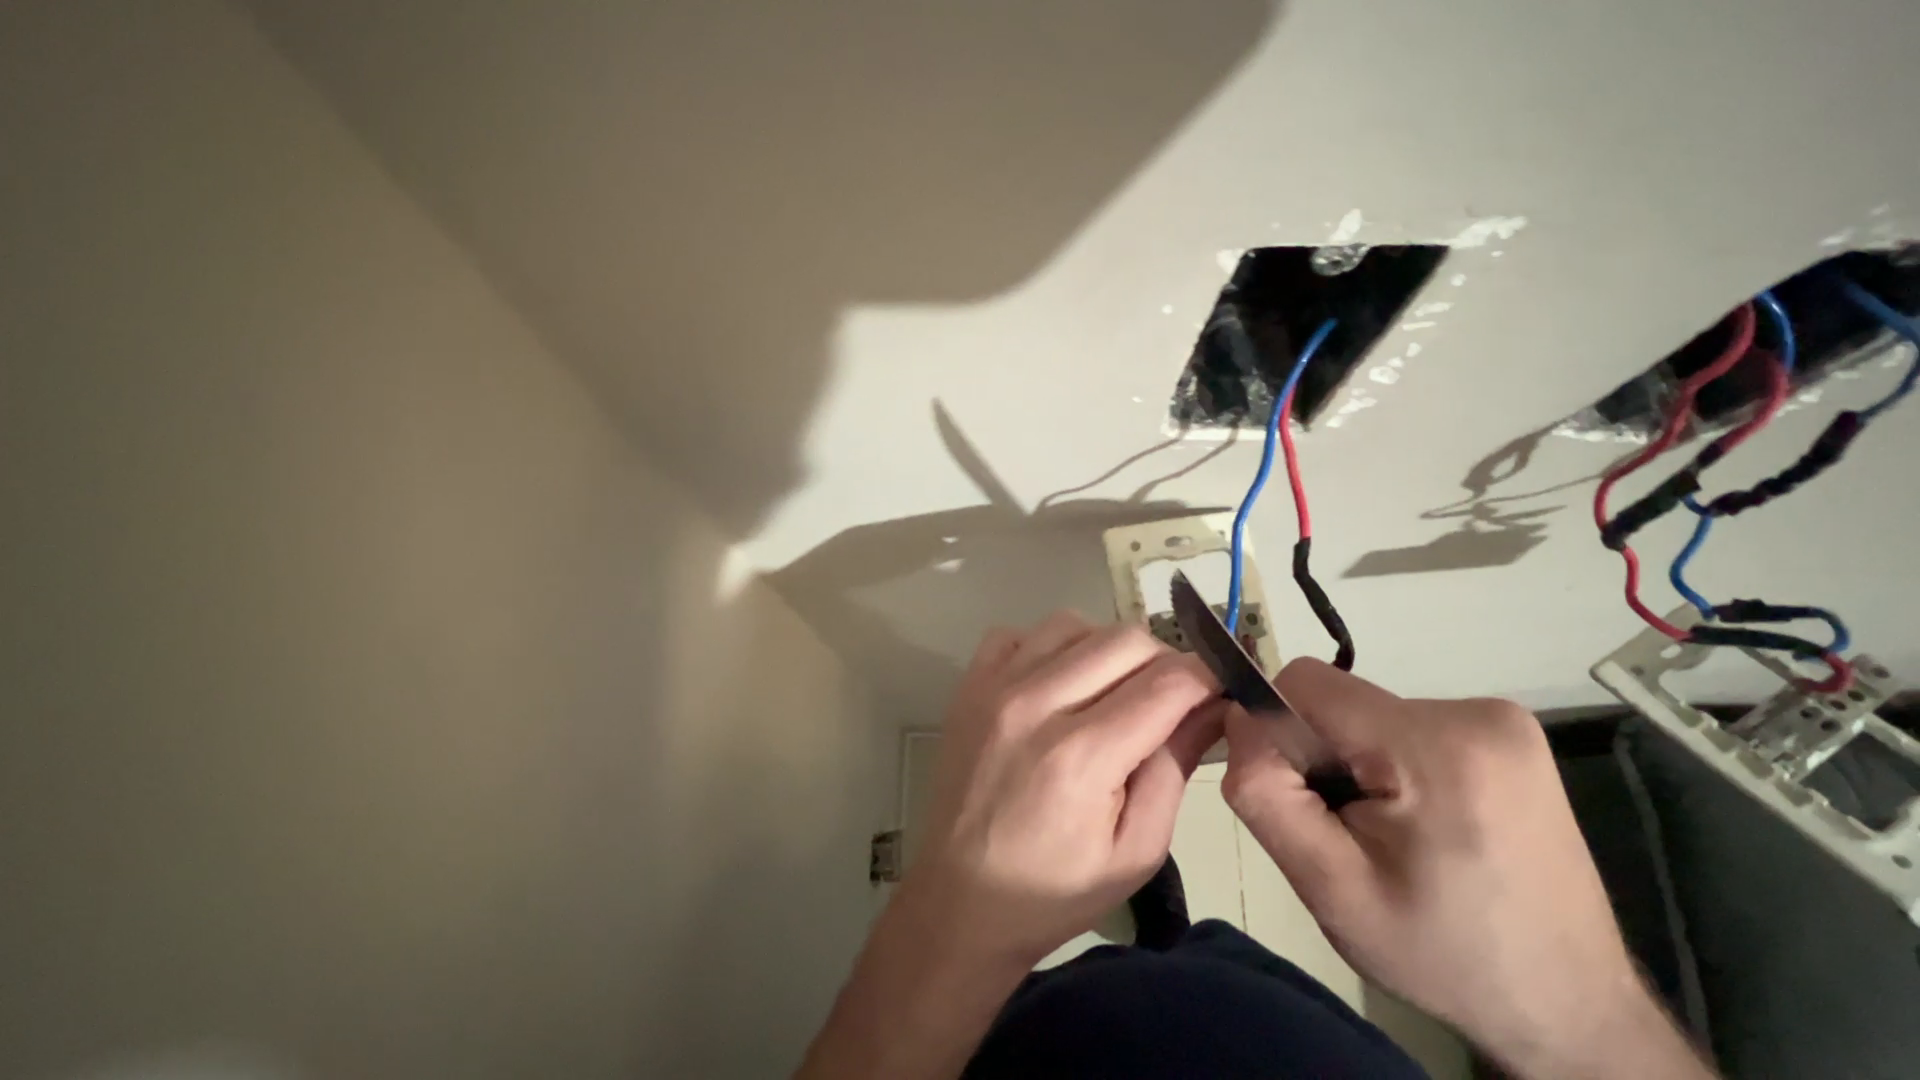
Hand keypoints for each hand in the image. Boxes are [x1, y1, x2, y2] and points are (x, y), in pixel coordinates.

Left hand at [908, 611, 1224, 966]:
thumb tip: (1213, 704)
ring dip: (1108, 650)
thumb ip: (1175, 768)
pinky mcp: (968, 685)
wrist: (961, 899)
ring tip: (1111, 694)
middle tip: (1169, 701)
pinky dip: (1051, 647)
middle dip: (1164, 662)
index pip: (1168, 682)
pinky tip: (1058, 686)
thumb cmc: (1056, 889)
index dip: (1207, 680)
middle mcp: (1035, 705)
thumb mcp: (1137, 850)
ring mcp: (994, 688)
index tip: (1219, 693)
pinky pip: (1021, 632)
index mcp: (1081, 757)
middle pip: (1126, 639)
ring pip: (1075, 623)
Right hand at [1222, 660, 1712, 1079]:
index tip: (1301, 799)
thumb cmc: (1440, 952)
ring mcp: (1504, 720)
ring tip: (1394, 838)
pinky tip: (1426, 826)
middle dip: (1323, 758)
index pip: (1305, 683)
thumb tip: (1238, 718)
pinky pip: (1410, 726)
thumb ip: (1266, 793)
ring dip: (1359, 765)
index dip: (1277, 730)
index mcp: (1437, 747)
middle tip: (1352, 836)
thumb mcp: (1329, 887)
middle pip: (1341, 702)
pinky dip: (1396, 766)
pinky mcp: (1512, 734)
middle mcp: (1478, 712)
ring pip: (1372, 715)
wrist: (1564, 1001)